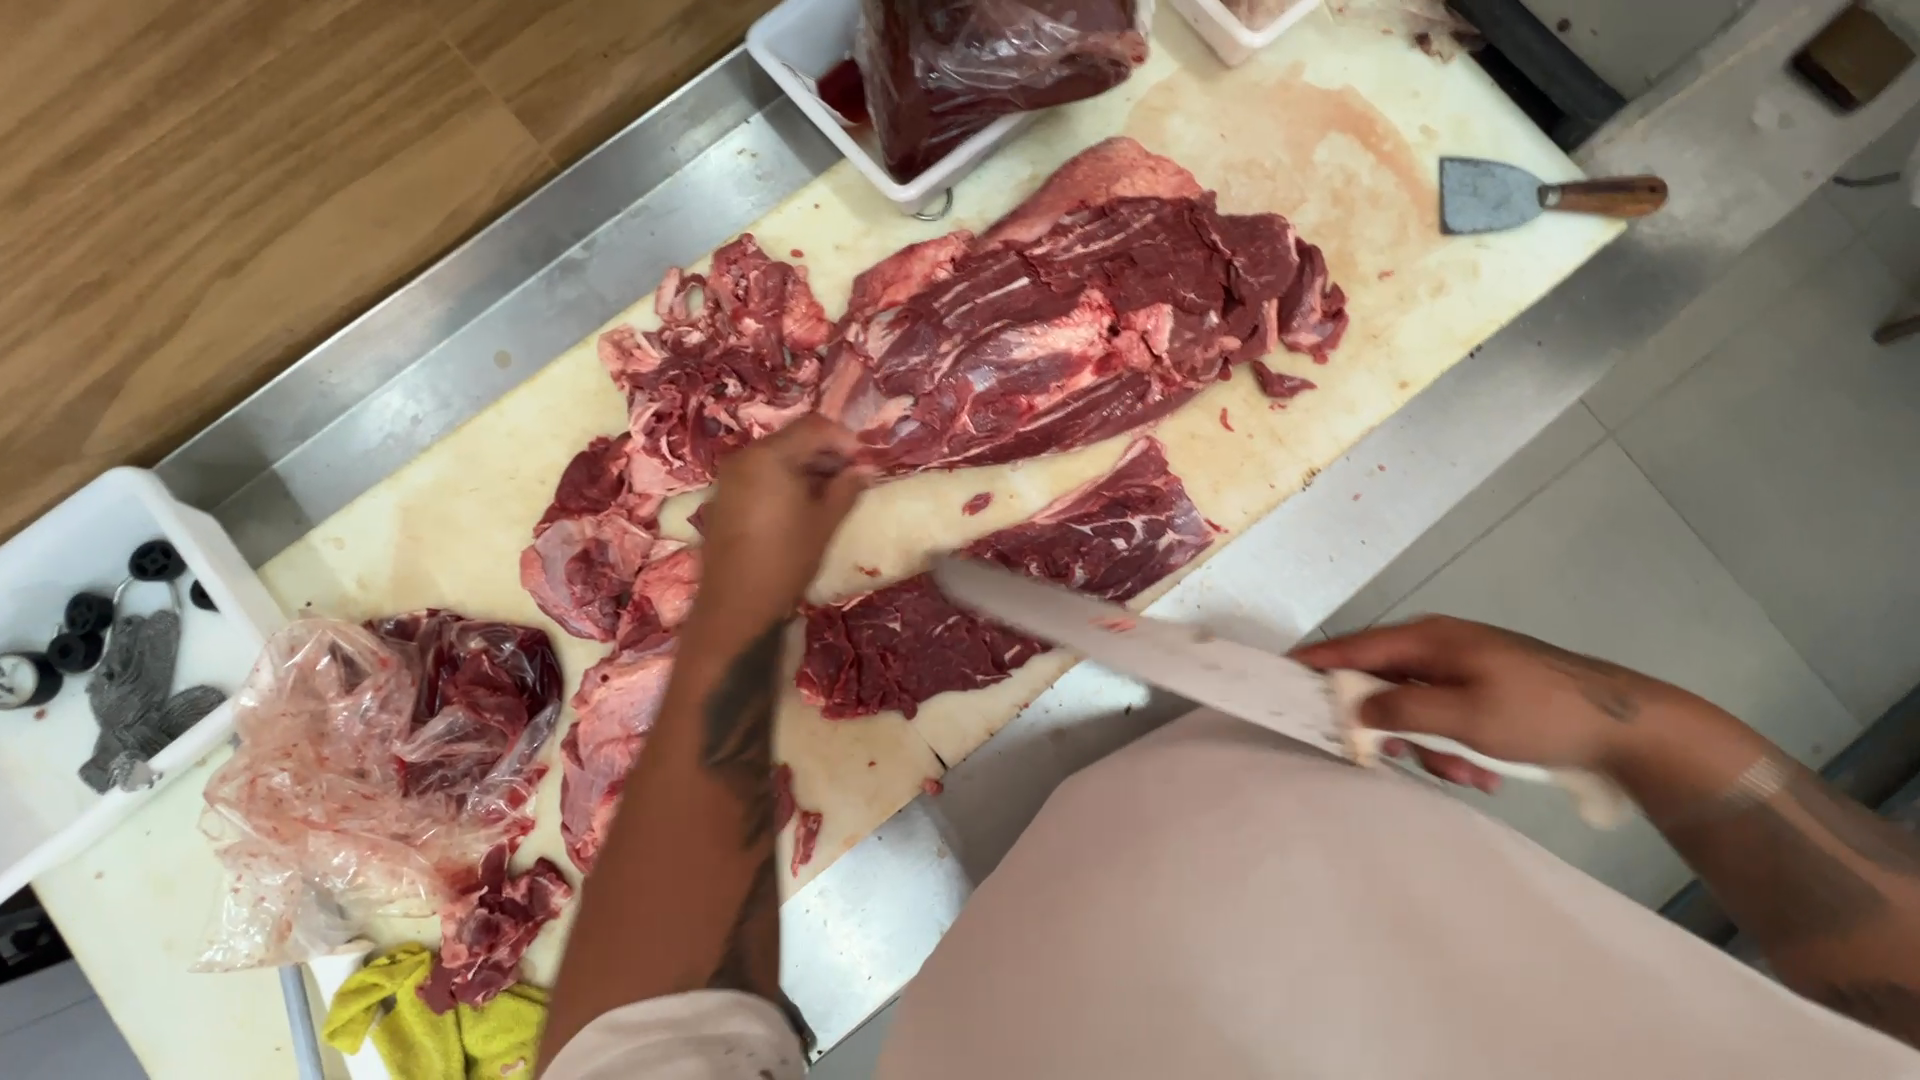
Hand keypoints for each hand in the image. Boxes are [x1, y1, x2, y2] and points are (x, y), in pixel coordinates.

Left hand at [688, 415, 870, 642]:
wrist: (735, 604)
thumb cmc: (785, 559)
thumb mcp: (824, 523)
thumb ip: (847, 489)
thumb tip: (865, 470)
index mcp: (769, 456)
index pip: (814, 426)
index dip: (844, 439)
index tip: (864, 463)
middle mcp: (744, 457)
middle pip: (793, 439)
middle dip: (826, 453)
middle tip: (852, 477)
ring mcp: (729, 478)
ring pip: (776, 457)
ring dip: (806, 467)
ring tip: (831, 494)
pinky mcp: (724, 498)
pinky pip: (760, 475)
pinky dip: (784, 481)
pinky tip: (801, 507)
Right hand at [1294, 616, 1690, 785]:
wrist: (1633, 726)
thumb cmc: (1541, 713)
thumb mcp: (1465, 717)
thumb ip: (1401, 710)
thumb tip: (1354, 709)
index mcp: (1428, 639)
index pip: (1352, 646)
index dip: (1315, 661)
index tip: (1280, 676)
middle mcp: (1438, 647)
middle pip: (1382, 683)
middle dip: (1389, 727)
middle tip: (1403, 759)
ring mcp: (1462, 667)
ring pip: (1414, 708)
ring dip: (1429, 746)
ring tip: (1467, 776)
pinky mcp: (1483, 689)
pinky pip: (1445, 716)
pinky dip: (1454, 746)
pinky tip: (1484, 772)